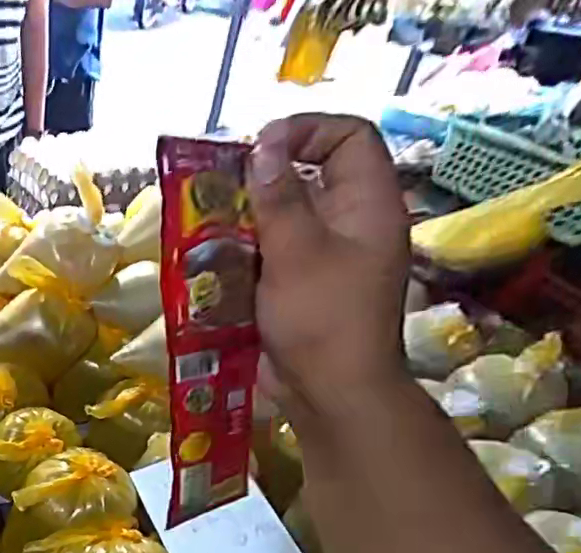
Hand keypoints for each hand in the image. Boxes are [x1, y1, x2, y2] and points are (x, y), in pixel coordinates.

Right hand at [248, 114, 411, 422]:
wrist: (331, 393)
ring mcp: (329, 262)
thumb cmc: (321, 317)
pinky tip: (221, 267)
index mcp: (368, 205)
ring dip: (251, 224)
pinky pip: (278, 260)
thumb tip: (263, 146)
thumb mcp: (296, 251)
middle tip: (223, 192)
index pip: (348, 137)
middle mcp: (352, 226)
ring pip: (289, 224)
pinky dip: (250, 258)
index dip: (306, 131)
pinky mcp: (305, 293)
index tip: (258, 149)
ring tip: (213, 229)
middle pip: (313, 180)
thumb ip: (278, 197)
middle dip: (266, 182)